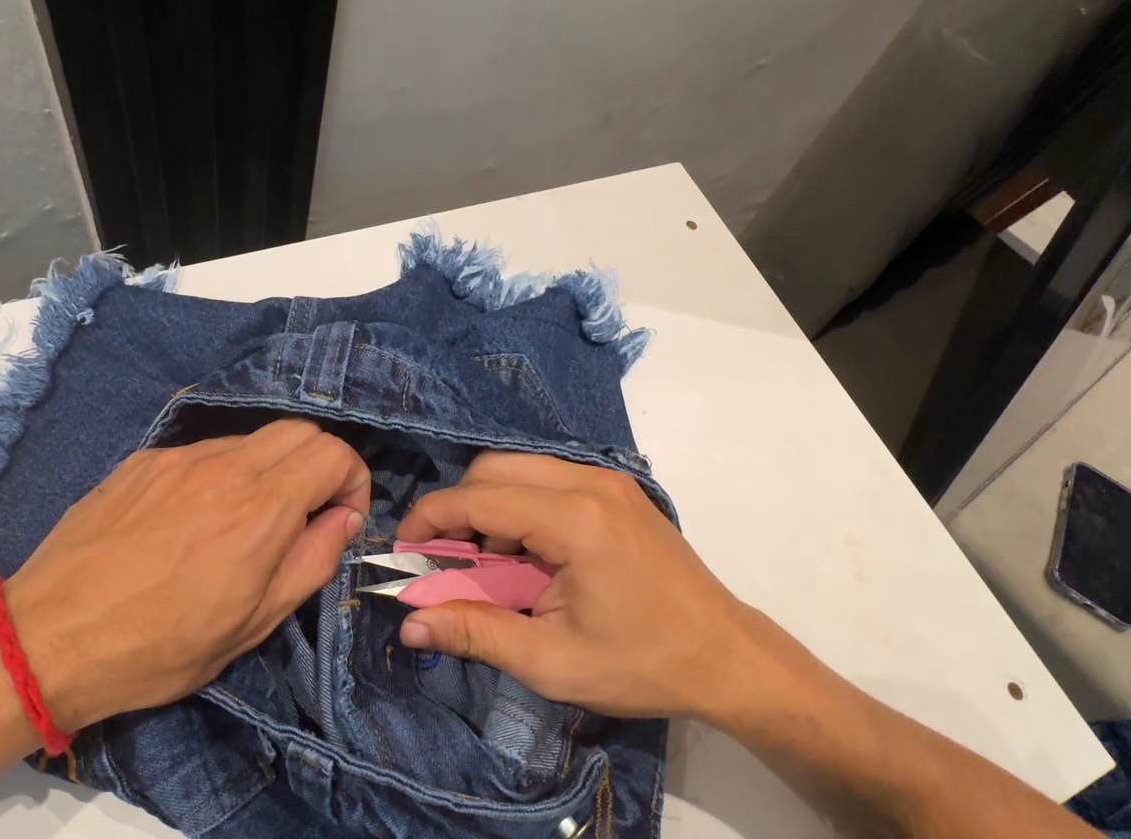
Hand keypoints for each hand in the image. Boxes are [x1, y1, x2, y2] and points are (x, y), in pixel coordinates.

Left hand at [3, 419, 369, 729]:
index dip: (352, 482)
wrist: (48, 638)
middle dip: (319, 465)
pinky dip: (222, 474)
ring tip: (244, 524)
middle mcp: (223, 465)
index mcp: (259, 507)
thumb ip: (311, 561)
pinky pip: (202, 453)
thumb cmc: (158, 647)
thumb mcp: (251, 624)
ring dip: (269, 470)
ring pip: (250, 440)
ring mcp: (177, 458)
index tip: (340, 520)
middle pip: (299, 430)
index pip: (332, 452)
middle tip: (305, 515)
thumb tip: (343, 519)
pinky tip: (192, 521)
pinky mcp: (141, 462)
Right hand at [395, 452, 782, 722]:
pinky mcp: (618, 490)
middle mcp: (589, 482)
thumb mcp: (551, 660)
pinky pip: (549, 478)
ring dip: (490, 505)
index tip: (403, 547)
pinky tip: (527, 554)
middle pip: (494, 468)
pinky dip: (521, 505)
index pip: (478, 498)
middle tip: (445, 558)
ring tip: (488, 563)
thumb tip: (410, 622)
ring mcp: (608, 481)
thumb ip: (475, 632)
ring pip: (520, 468)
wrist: (728, 657)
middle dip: (458, 507)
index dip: (431, 518)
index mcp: (574, 520)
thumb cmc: (641, 663)